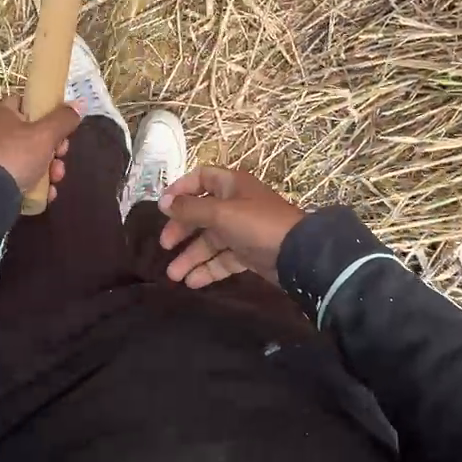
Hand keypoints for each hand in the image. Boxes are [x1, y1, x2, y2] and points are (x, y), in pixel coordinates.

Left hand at [0, 96, 81, 202]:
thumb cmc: (16, 155)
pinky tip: (47, 192)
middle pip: (32, 133)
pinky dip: (36, 183)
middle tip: (61, 154)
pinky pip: (21, 176)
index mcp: (0, 113)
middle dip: (54, 147)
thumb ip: (64, 119)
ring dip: (49, 168)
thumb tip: (80, 103)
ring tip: (55, 178)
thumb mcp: (45, 134)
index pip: (26, 103)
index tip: (62, 125)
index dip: (47, 111)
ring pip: (30, 157)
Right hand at [157, 166, 306, 287]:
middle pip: (201, 213)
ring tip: (174, 276)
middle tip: (165, 246)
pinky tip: (192, 282)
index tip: (163, 207)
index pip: (201, 178)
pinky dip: (208, 269)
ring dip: (191, 257)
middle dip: (181, 230)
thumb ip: (190, 209)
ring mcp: (242, 230)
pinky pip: (223, 259)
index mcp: (231, 185)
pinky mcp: (249, 253)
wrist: (298, 254)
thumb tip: (163, 203)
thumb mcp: (221, 213)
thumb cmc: (257, 225)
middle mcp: (235, 204)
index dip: (180, 190)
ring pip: (210, 241)